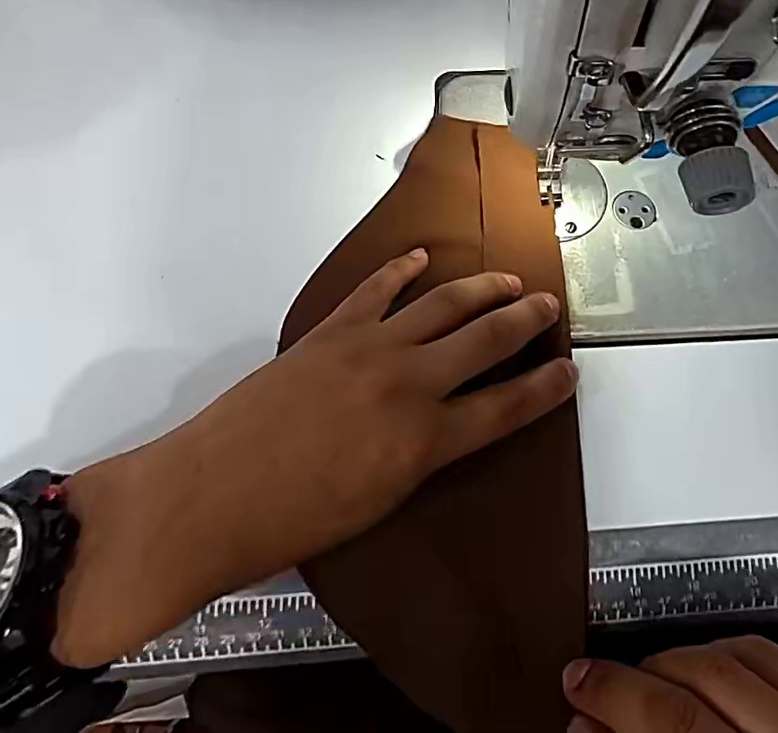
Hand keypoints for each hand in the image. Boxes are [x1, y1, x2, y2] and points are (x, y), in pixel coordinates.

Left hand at [51, 248, 576, 666]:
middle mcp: (408, 385)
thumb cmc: (293, 520)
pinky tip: (420, 257)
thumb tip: (440, 427)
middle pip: (485, 340)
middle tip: (548, 305)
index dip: (543, 388)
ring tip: (506, 279)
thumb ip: (422, 455)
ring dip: (480, 288)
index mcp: (424, 441)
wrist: (209, 497)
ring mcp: (369, 348)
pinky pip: (375, 290)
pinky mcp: (331, 331)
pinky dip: (400, 269)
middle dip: (524, 320)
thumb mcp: (380, 501)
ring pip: (441, 304)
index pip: (505, 408)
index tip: (568, 370)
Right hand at [563, 637, 777, 732]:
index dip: (615, 704)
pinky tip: (707, 662)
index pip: (675, 728)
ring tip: (644, 674)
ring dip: (675, 658)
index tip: (578, 702)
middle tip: (592, 684)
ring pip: (738, 657)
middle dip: (631, 679)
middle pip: (700, 684)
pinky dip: (732, 650)